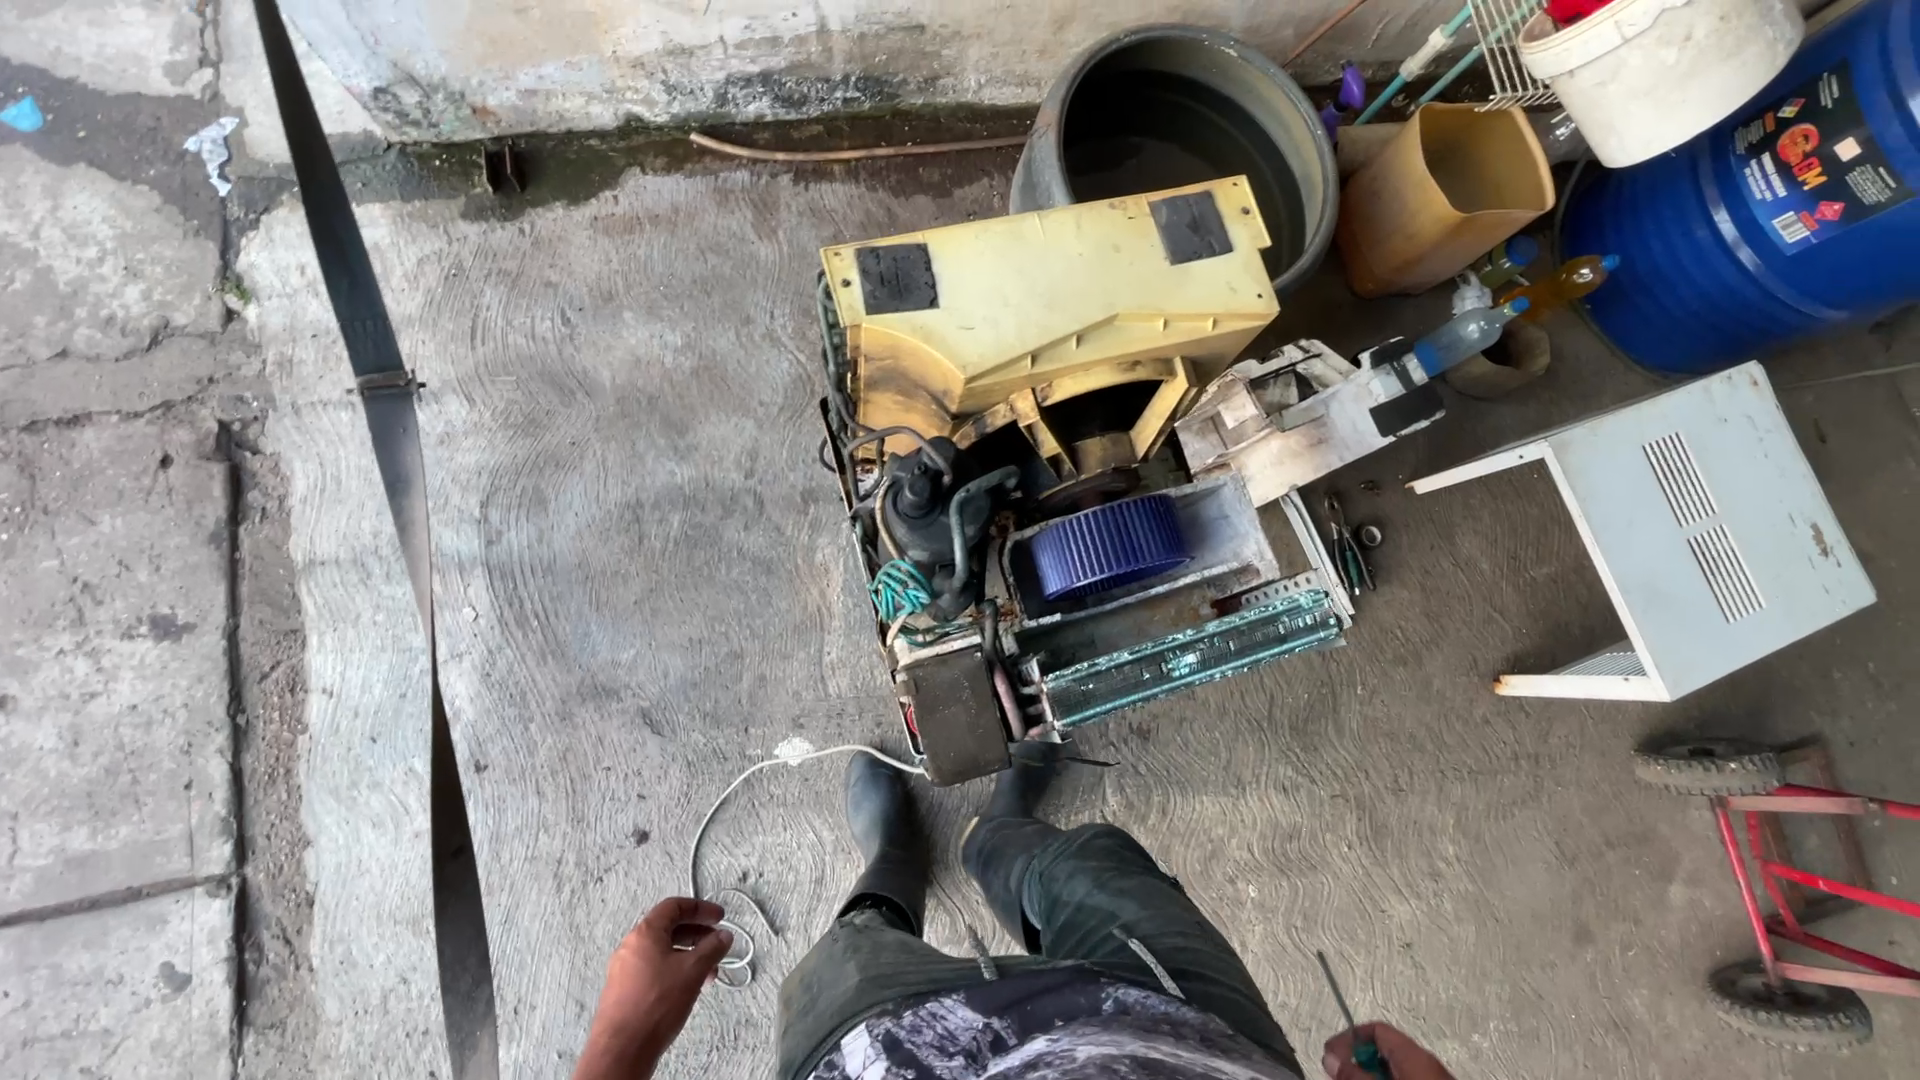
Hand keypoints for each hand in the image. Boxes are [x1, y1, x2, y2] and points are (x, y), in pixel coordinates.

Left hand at [574, 898, 733, 1079]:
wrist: (622, 1051)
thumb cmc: (652, 1007)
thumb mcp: (693, 970)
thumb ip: (712, 947)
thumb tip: (723, 936)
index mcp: (644, 933)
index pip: (674, 906)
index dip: (700, 908)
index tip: (717, 916)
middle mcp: (630, 947)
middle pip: (669, 928)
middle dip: (697, 934)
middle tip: (716, 941)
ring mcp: (624, 971)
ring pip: (662, 952)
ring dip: (688, 955)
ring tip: (707, 971)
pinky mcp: (624, 992)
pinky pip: (653, 970)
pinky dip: (674, 971)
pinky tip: (688, 988)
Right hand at [1322, 1022, 1454, 1079]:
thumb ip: (1355, 1075)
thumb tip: (1329, 1058)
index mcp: (1413, 1055)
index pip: (1375, 1030)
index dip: (1349, 1039)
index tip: (1331, 1058)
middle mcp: (1425, 1065)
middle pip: (1383, 1054)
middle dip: (1358, 1066)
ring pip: (1393, 1074)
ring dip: (1370, 1079)